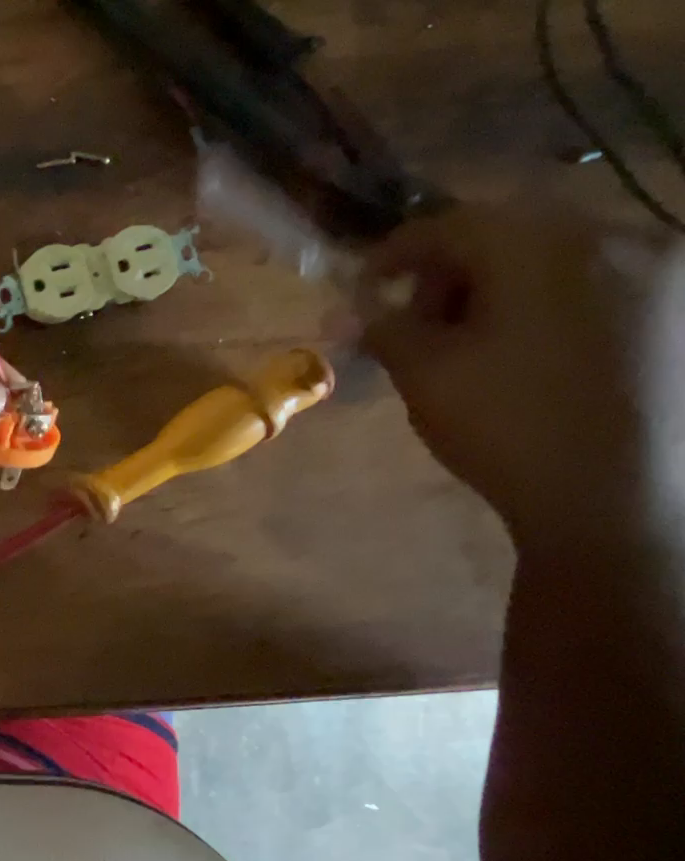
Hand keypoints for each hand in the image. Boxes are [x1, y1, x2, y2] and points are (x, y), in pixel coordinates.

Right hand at [359, 204, 684, 550]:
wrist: (616, 496)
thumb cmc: (506, 425)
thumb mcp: (424, 374)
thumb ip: (384, 327)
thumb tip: (350, 309)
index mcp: (547, 249)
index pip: (454, 224)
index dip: (394, 251)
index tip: (359, 288)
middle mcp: (616, 240)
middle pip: (509, 232)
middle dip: (449, 271)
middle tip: (411, 320)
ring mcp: (659, 273)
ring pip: (554, 256)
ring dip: (497, 286)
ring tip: (467, 340)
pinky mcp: (673, 311)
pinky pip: (593, 282)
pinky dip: (542, 301)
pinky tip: (521, 349)